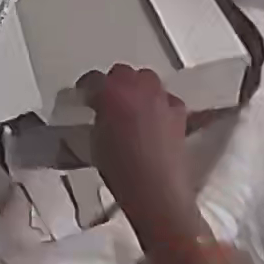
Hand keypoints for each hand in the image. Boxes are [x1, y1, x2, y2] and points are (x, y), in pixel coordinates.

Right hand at [77, 65, 196, 233]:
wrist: (156, 190)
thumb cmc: (119, 168)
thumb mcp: (95, 139)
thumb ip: (98, 117)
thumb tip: (100, 113)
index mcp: (110, 92)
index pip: (92, 79)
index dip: (86, 89)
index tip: (84, 98)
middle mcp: (138, 87)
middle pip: (122, 72)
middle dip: (113, 84)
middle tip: (107, 102)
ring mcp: (161, 98)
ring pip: (146, 79)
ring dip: (137, 88)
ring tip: (131, 107)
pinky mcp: (179, 112)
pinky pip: (165, 98)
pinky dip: (159, 104)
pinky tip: (154, 120)